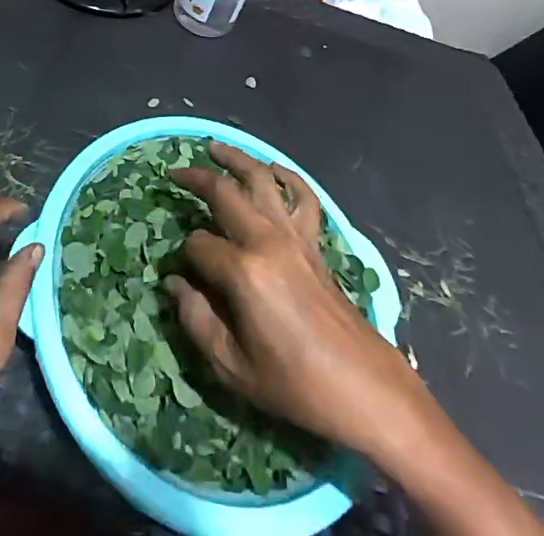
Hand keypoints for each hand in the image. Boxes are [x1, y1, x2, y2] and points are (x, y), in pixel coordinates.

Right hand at [168, 143, 543, 535]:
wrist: (370, 395)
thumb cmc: (297, 385)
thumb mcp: (231, 366)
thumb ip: (195, 319)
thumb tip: (175, 284)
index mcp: (244, 272)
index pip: (197, 245)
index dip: (185, 258)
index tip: (185, 278)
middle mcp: (269, 243)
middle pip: (224, 194)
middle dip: (195, 179)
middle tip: (173, 174)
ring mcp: (297, 240)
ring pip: (264, 181)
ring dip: (238, 160)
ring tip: (215, 147)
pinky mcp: (317, 247)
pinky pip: (304, 199)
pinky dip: (289, 178)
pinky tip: (272, 169)